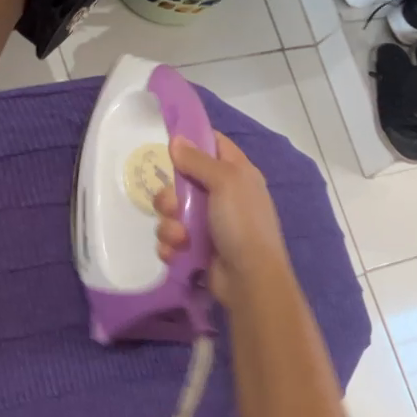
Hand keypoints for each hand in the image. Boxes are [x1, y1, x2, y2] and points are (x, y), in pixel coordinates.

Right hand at [156, 132, 289, 300]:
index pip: (212, 145)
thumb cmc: (242, 223)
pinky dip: (170, 247)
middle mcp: (220, 195)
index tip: (168, 143)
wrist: (248, 277)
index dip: (192, 142)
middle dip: (169, 196)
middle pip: (181, 182)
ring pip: (171, 214)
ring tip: (181, 239)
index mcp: (235, 173)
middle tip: (173, 207)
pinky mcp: (195, 248)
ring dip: (169, 226)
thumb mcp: (226, 182)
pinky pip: (170, 240)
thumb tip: (176, 139)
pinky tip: (177, 253)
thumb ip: (198, 160)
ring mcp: (206, 223)